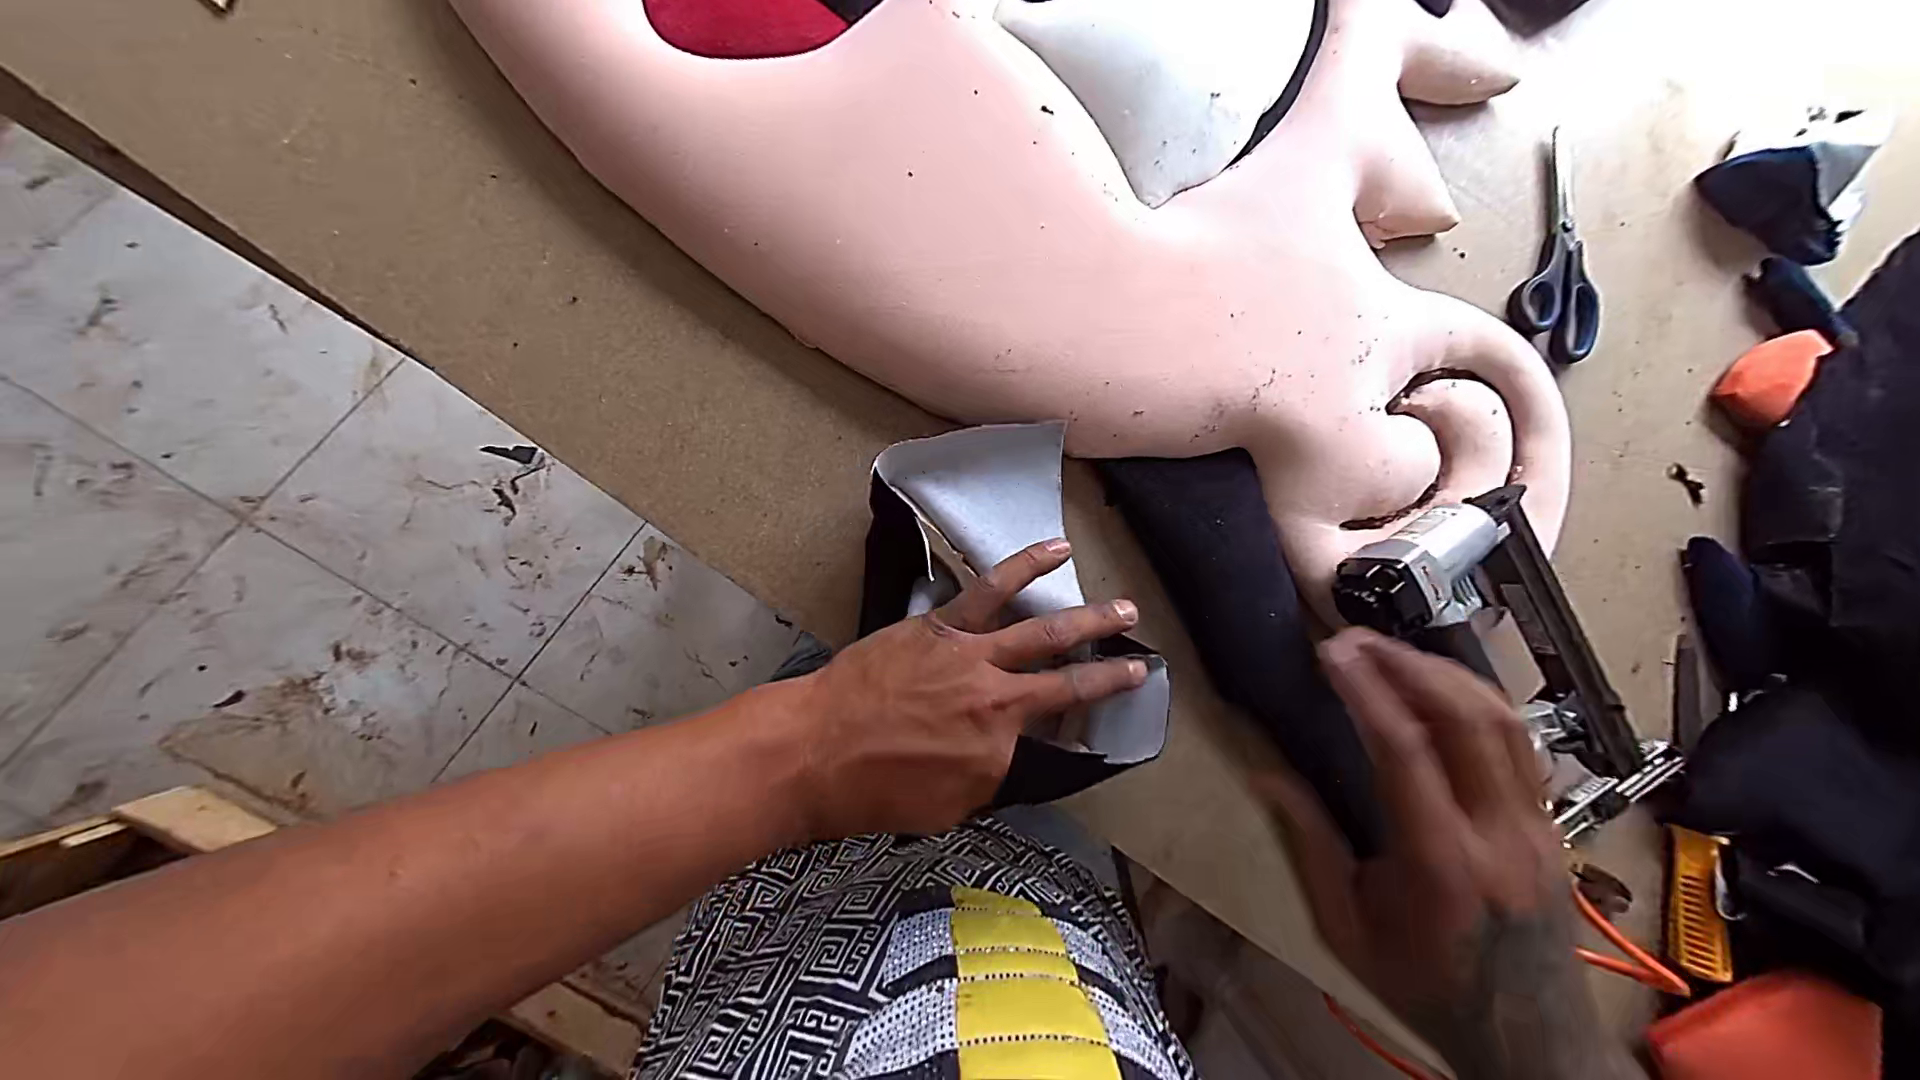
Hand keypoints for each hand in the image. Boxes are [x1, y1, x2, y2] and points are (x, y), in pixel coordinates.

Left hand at [791, 538, 1145, 840]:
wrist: (814, 748)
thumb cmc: (871, 790)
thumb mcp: (943, 808)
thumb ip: (988, 778)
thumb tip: (1008, 753)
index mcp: (998, 752)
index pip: (1050, 742)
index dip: (1068, 737)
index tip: (1083, 728)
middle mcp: (998, 701)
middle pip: (1070, 684)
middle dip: (1112, 676)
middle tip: (1143, 663)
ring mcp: (973, 655)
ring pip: (1045, 632)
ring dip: (1091, 620)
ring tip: (1126, 607)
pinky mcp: (944, 624)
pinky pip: (992, 588)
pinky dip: (1026, 567)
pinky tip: (1055, 550)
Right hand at [1257, 628, 1641, 1079]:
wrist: (1529, 1040)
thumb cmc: (1423, 983)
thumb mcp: (1343, 923)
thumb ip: (1307, 841)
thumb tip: (1265, 773)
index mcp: (1441, 861)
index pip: (1405, 749)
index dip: (1365, 689)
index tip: (1330, 651)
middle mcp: (1499, 833)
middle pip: (1466, 719)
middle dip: (1406, 663)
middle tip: (1356, 637)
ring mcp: (1536, 825)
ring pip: (1505, 722)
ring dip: (1445, 671)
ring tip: (1393, 648)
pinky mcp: (1551, 823)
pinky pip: (1523, 741)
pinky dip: (1479, 697)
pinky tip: (1443, 682)